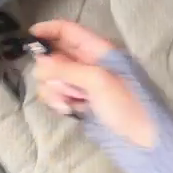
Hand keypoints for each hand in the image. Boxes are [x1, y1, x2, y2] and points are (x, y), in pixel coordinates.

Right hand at [30, 19, 154, 147]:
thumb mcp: (98, 81)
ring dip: (54, 89)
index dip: (48, 30)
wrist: (143, 142)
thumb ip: (67, 68)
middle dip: (51, 70)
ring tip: (69, 103)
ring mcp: (82, 84)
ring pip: (52, 77)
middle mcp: (87, 63)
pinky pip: (57, 95)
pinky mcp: (79, 102)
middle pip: (54, 55)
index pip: (67, 30)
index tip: (29, 37)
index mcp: (97, 50)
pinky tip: (69, 110)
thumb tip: (40, 61)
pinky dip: (57, 101)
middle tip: (61, 85)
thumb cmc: (126, 104)